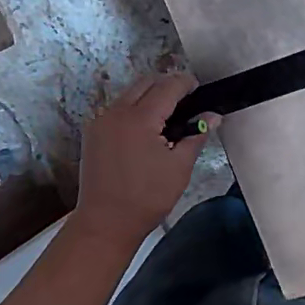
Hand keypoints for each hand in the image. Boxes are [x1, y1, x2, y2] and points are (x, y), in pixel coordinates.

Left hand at [71, 73, 218, 245]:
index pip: (167, 87)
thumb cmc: (147, 197)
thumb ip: (195, 135)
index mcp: (139, 118)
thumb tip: (213, 115)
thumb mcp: (179, 168)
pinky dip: (133, 108)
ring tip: (167, 115)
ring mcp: (100, 120)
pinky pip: (116, 109)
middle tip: (186, 100)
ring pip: (128, 94)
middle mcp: (116, 112)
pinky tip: (145, 127)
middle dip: (166, 85)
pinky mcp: (92, 132)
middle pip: (145, 83)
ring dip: (148, 95)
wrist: (106, 221)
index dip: (185, 83)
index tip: (198, 87)